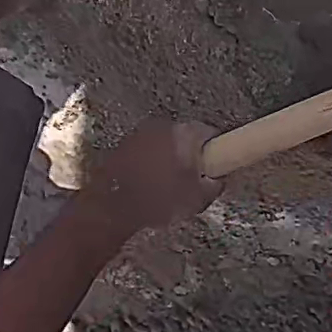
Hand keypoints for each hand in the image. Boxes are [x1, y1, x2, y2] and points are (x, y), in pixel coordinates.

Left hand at [84, 118, 223, 232]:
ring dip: (170, 157)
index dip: (218, 150)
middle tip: (193, 179)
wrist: (112, 206)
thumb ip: (215, 185)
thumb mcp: (198, 200)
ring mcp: (143, 132)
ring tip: (168, 185)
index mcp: (187, 134)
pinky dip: (151, 161)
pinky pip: (148, 149)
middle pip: (188, 136)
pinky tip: (150, 183)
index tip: (216, 165)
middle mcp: (165, 126)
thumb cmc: (158, 200)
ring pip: (167, 142)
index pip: (212, 133)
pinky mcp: (125, 143)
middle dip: (192, 154)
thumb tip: (218, 177)